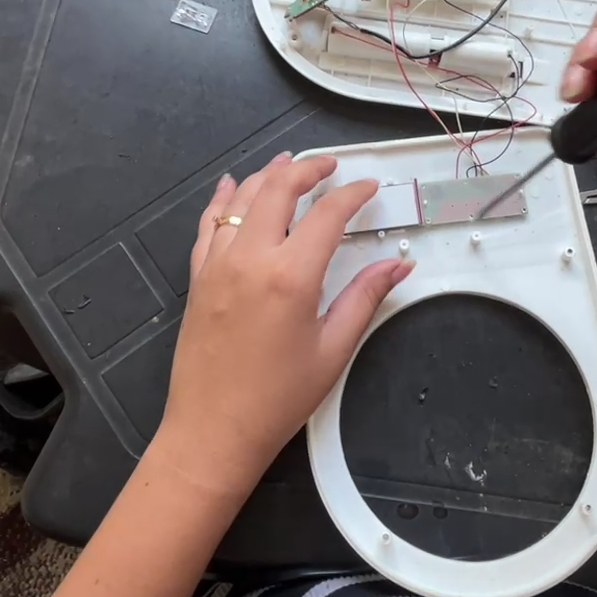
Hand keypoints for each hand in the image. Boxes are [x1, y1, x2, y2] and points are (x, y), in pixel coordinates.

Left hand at [155, 153, 413, 492]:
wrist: (212, 432)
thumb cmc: (279, 398)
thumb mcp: (333, 349)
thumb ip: (366, 298)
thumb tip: (399, 265)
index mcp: (290, 276)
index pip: (327, 214)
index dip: (352, 194)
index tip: (368, 187)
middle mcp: (250, 258)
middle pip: (278, 190)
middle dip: (307, 169)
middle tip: (329, 165)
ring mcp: (217, 264)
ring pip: (240, 199)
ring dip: (266, 175)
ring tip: (287, 164)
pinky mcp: (197, 277)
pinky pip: (208, 224)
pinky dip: (221, 199)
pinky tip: (229, 186)